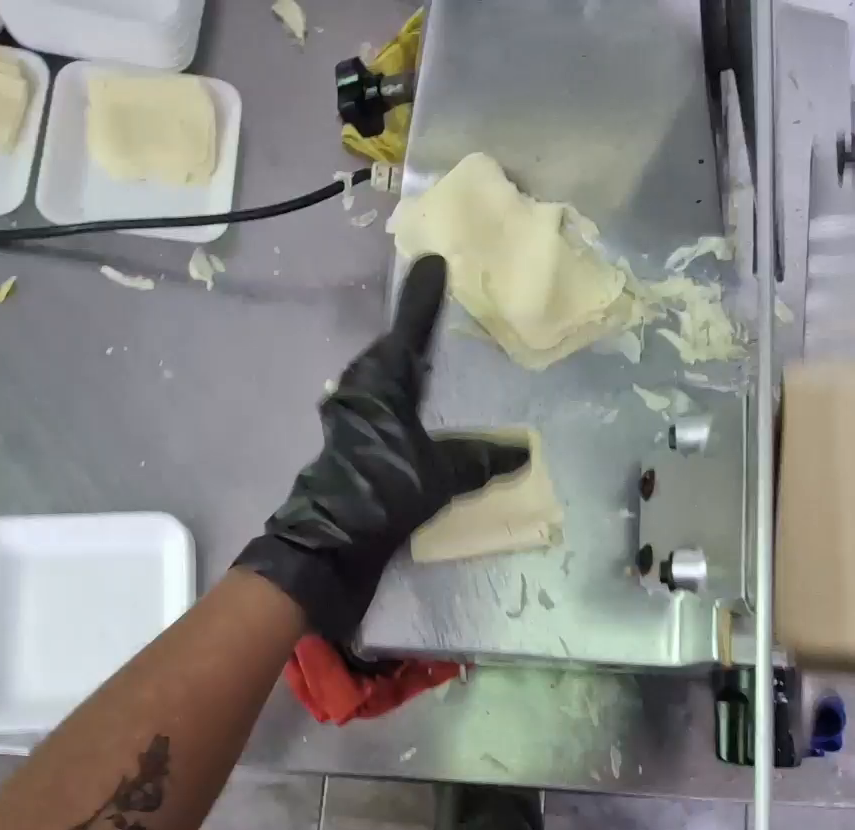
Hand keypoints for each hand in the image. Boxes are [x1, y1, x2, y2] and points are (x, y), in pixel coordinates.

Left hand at [234, 256, 530, 641]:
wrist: (332, 540)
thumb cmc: (383, 490)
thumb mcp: (440, 472)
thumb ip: (480, 459)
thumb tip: (522, 451)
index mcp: (381, 382)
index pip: (408, 329)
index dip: (423, 298)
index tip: (434, 264)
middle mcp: (363, 392)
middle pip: (390, 350)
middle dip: (413, 331)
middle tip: (441, 314)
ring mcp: (354, 418)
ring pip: (383, 378)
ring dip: (406, 368)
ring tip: (437, 362)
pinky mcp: (355, 443)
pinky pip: (384, 405)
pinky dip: (404, 399)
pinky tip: (423, 412)